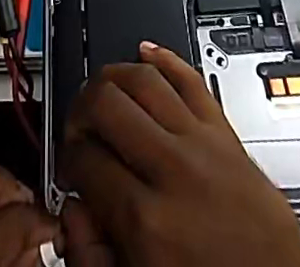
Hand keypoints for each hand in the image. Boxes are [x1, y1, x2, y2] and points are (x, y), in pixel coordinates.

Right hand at [61, 42, 299, 266]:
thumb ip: (92, 252)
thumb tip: (71, 208)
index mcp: (148, 221)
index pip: (84, 156)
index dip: (67, 158)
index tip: (70, 167)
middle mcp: (177, 173)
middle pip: (107, 103)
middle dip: (81, 111)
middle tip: (80, 129)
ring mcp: (207, 150)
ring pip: (146, 79)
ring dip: (113, 79)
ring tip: (102, 95)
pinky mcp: (232, 141)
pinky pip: (194, 81)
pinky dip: (166, 59)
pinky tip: (146, 53)